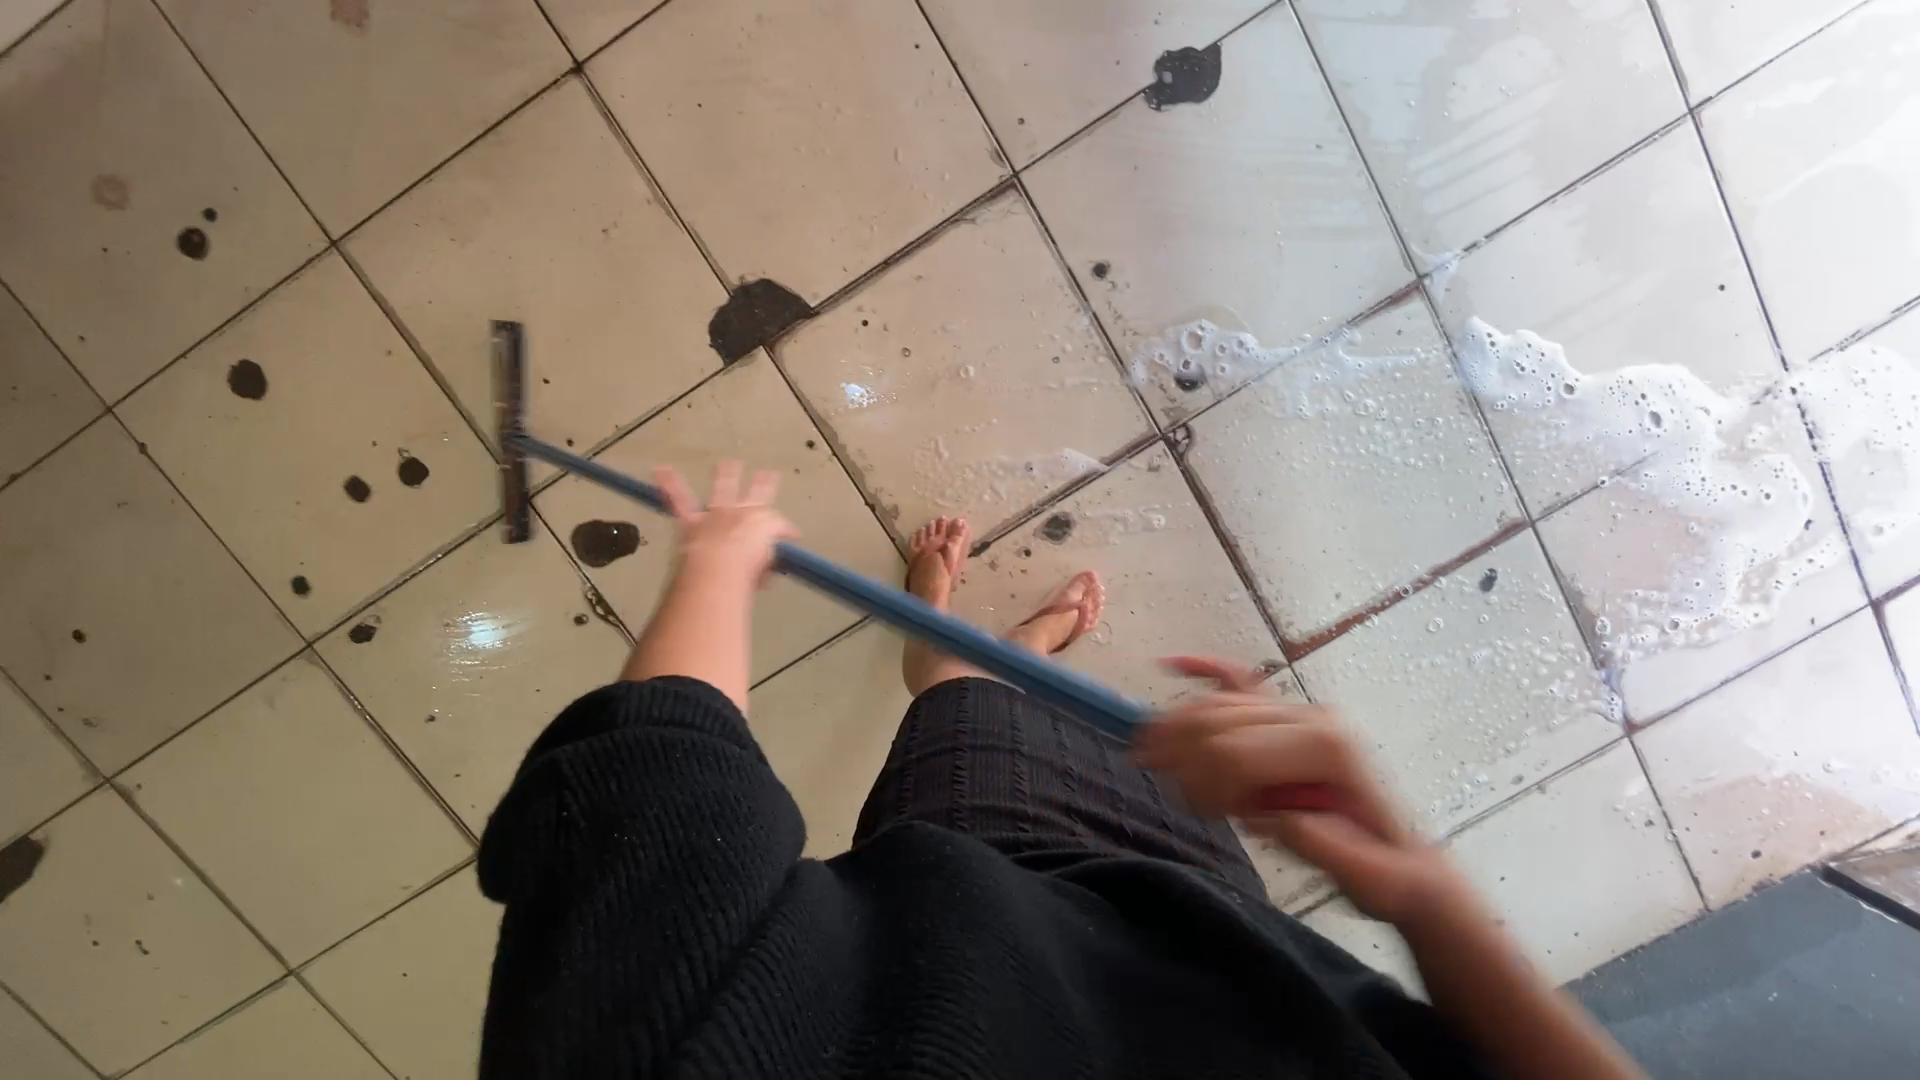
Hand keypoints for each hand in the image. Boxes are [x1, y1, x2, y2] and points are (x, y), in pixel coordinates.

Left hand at [655, 461, 797, 588]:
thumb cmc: (747, 569)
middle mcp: (742, 513)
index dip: (786, 528)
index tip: (792, 534)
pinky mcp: (691, 519)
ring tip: (728, 462)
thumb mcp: (763, 568)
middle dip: (763, 484)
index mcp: (763, 526)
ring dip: (726, 474)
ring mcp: (715, 513)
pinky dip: (669, 484)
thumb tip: (764, 572)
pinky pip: (678, 499)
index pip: (778, 523)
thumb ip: (764, 563)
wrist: (719, 564)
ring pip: (723, 488)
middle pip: (756, 493)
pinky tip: (660, 469)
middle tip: (768, 473)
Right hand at [1136, 657, 1464, 924]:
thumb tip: (1270, 814)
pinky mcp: (1287, 718)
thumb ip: (1324, 846)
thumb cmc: (1388, 874)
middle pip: (1218, 720)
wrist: (1408, 862)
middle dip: (1181, 754)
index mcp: (1328, 748)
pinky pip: (1239, 682)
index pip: (1236, 751)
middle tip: (1165, 786)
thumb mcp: (1369, 879)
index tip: (1202, 815)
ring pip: (1219, 702)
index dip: (1207, 784)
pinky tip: (1173, 663)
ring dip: (1175, 722)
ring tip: (1146, 752)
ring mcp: (1298, 712)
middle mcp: (1312, 717)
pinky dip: (1205, 670)